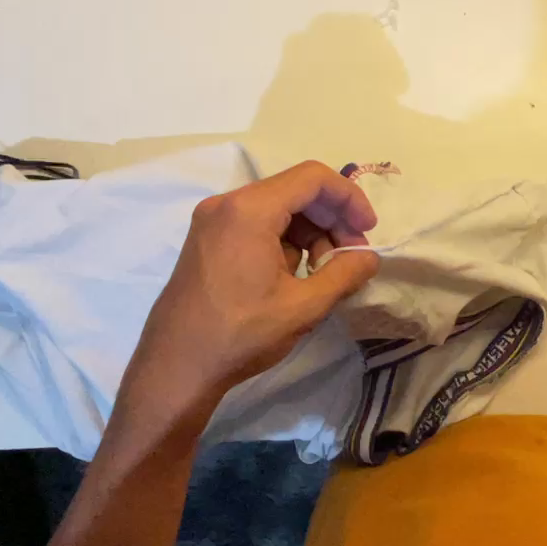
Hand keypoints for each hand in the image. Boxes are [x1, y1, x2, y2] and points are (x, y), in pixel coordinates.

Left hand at [113, 161, 380, 443]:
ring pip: (279, 209)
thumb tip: (369, 257)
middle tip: (352, 257)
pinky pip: (259, 225)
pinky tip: (297, 276)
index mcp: (250, 210)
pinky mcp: (209, 241)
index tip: (367, 231)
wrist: (177, 366)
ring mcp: (213, 221)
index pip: (313, 179)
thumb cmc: (241, 334)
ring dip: (311, 233)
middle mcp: (227, 204)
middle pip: (296, 191)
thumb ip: (344, 274)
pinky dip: (286, 242)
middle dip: (332, 219)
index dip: (349, 199)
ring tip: (325, 273)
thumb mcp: (305, 306)